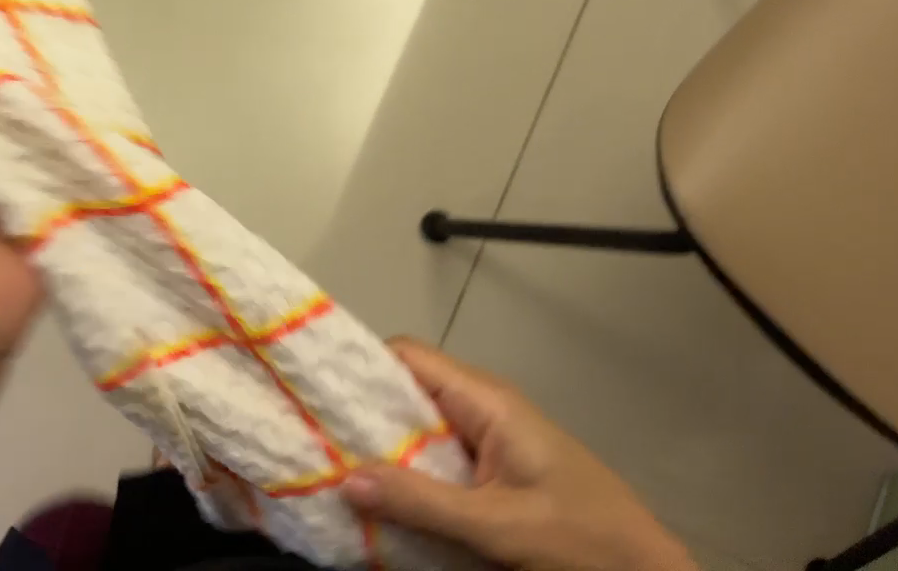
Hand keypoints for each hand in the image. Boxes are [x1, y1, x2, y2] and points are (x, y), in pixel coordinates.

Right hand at [344, 339, 696, 570]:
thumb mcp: (501, 526)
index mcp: (483, 399)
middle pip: (405, 389)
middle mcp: (480, 408)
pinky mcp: (492, 471)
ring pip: (416, 426)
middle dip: (359, 410)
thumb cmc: (586, 542)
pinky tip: (379, 495)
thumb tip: (344, 478)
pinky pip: (435, 457)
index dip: (358, 363)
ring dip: (380, 445)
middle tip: (311, 432)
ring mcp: (487, 440)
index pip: (405, 355)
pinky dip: (405, 471)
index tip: (312, 385)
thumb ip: (423, 502)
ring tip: (331, 463)